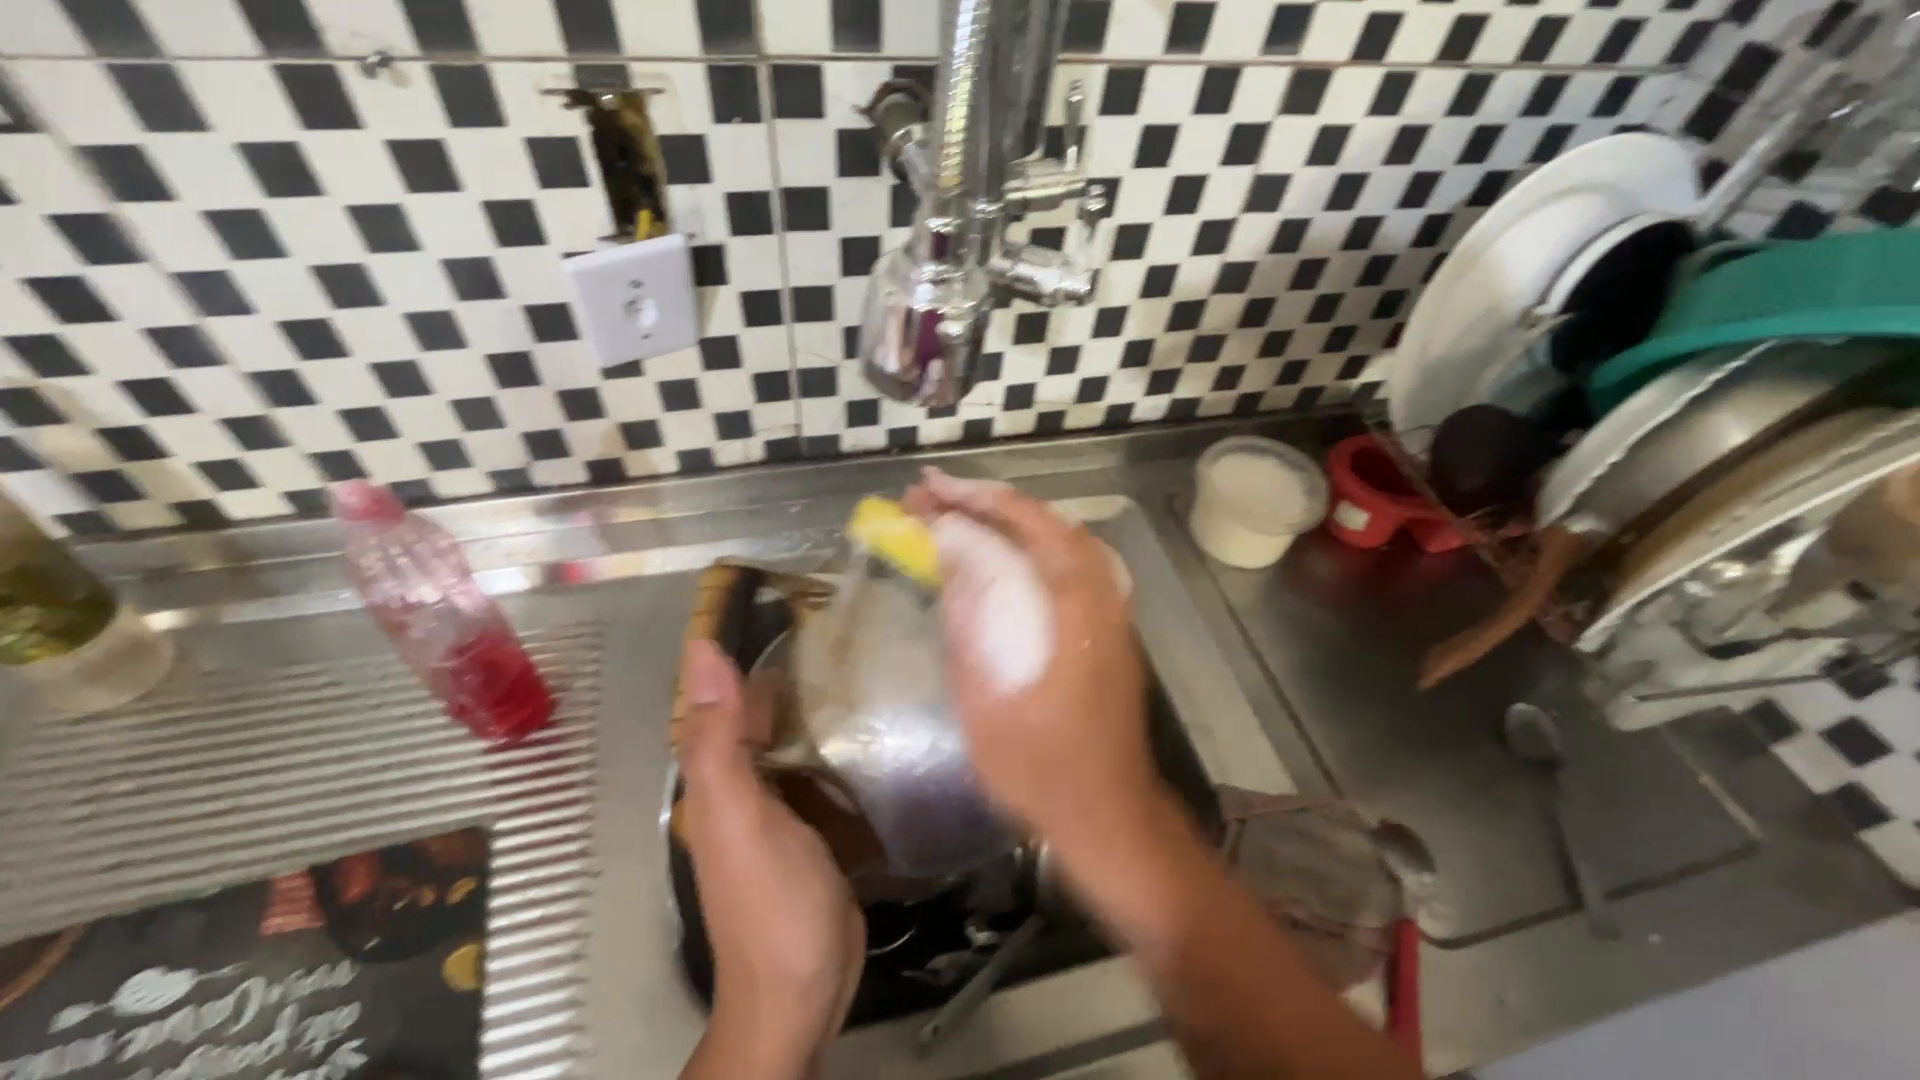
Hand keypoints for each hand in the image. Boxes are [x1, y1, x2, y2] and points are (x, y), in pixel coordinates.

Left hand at [677, 639, 863, 1077]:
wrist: (802, 994)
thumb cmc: (773, 905)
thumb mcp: (741, 817)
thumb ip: (719, 739)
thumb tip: (701, 649)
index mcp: (717, 782)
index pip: (725, 703)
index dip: (749, 660)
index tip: (798, 614)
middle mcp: (743, 792)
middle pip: (763, 722)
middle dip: (794, 681)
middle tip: (850, 638)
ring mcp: (781, 816)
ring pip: (796, 748)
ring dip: (822, 713)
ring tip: (871, 671)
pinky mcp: (815, 836)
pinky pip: (823, 779)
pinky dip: (841, 753)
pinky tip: (877, 735)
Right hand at [906, 469, 1158, 846]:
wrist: (1106, 813)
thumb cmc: (1039, 768)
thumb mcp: (985, 700)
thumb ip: (970, 622)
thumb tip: (950, 554)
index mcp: (1074, 610)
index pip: (1027, 528)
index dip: (976, 500)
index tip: (930, 488)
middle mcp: (1101, 599)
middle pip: (1049, 525)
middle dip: (990, 502)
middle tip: (935, 495)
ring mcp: (1111, 616)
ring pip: (1066, 543)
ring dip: (1014, 521)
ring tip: (962, 513)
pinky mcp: (1109, 634)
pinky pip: (1074, 567)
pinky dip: (1034, 547)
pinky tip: (1004, 558)